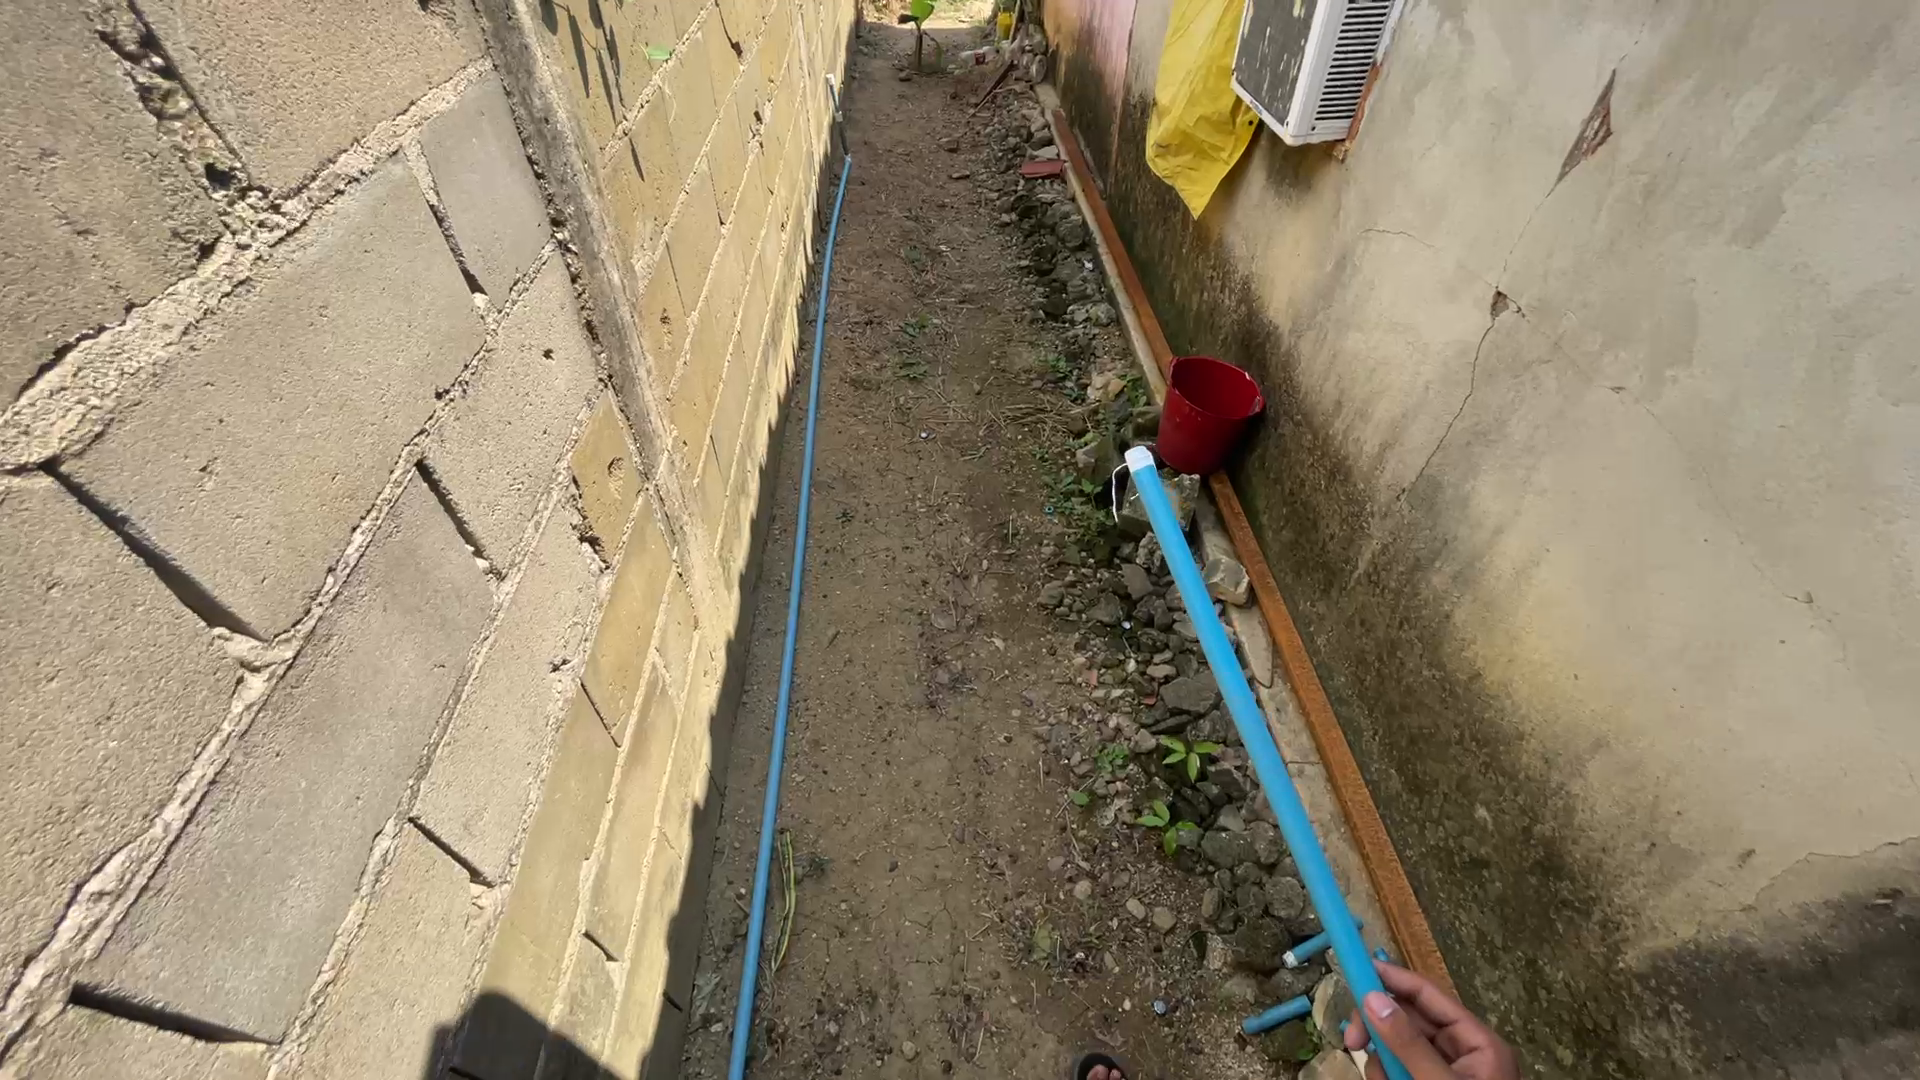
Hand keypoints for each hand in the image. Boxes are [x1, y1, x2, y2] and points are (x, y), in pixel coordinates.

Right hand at [1342, 960, 1519, 1079]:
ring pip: (1396, 1044)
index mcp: (1477, 1043)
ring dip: (1380, 1061)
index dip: (1391, 978)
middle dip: (1377, 1028)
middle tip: (1351, 1040)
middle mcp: (1461, 1052)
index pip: (1427, 994)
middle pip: (1406, 1017)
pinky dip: (1385, 1076)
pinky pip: (1397, 1069)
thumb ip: (1407, 1043)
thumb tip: (1371, 995)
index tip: (1352, 969)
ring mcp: (1444, 1073)